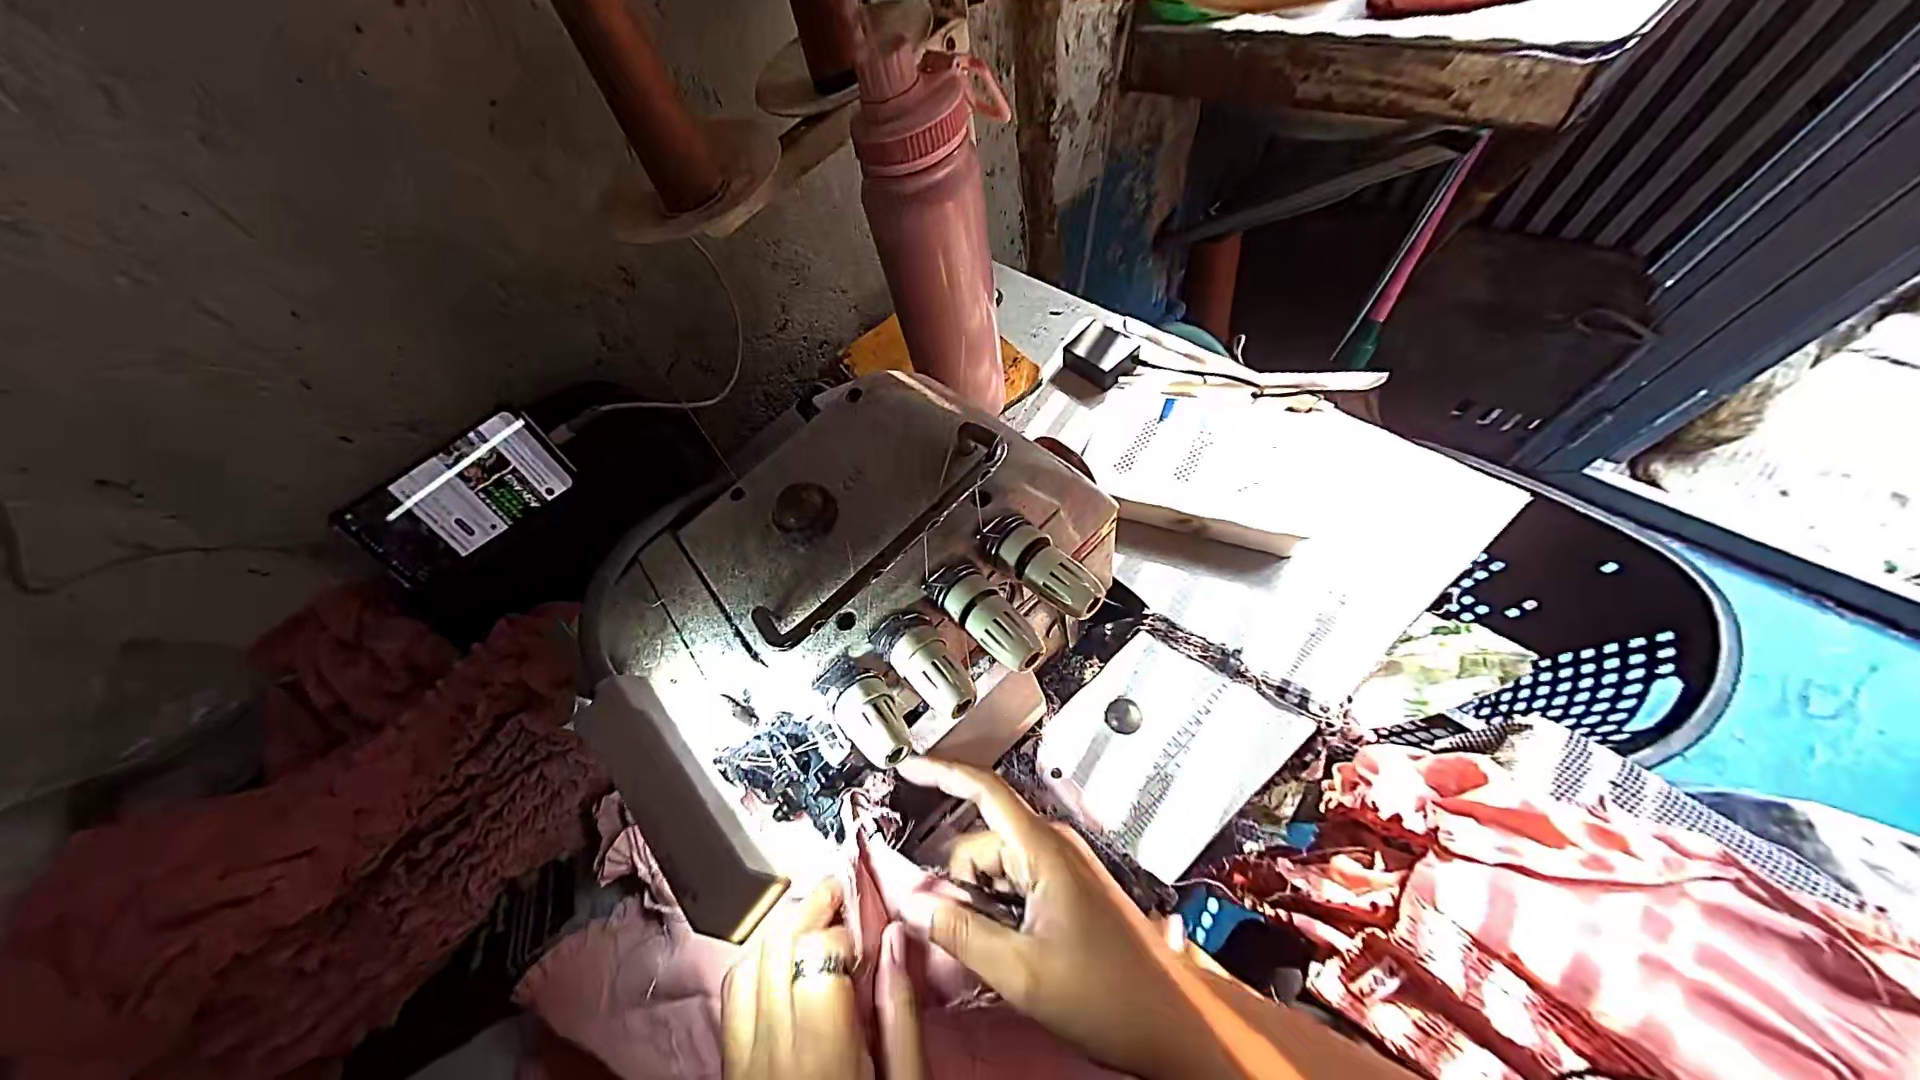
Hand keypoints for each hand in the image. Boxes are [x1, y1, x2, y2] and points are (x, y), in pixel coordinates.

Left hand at [722, 878, 923, 1079]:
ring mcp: (740, 1064)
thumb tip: (896, 938)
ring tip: (814, 922)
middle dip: (808, 910)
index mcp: (819, 1059)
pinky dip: (760, 963)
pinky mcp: (729, 1071)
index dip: (842, 930)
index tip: (864, 930)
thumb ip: (900, 1012)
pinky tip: (787, 962)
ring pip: (746, 965)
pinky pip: (733, 997)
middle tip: (839, 896)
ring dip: (781, 931)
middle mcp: (768, 1056)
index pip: (814, 955)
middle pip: (775, 949)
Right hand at [894, 756, 1216, 1078]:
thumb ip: (960, 932)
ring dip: (979, 902)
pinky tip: (1009, 946)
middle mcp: (1052, 846)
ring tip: (997, 951)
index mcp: (1043, 848)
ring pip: (993, 866)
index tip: (910, 767)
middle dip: (958, 882)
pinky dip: (997, 908)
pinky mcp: (1065, 885)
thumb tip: (916, 905)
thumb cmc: (1113, 994)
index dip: (941, 772)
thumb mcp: (1021, 971)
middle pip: (979, 842)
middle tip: (958, 934)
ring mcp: (1061, 865)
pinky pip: (1013, 882)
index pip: (983, 790)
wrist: (1170, 1020)